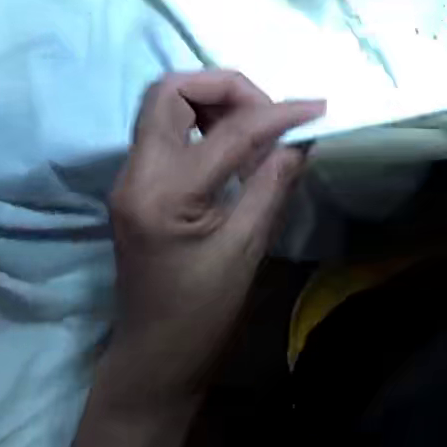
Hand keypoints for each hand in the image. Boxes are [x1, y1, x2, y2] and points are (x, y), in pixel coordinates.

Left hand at [102, 70, 320, 407]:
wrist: (153, 359)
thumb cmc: (202, 312)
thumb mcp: (248, 246)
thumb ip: (274, 180)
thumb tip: (302, 136)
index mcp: (165, 194)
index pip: (228, 130)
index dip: (277, 113)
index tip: (316, 108)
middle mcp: (137, 173)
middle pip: (171, 90)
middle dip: (228, 87)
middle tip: (268, 113)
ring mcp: (131, 175)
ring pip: (166, 101)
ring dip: (215, 99)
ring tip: (256, 125)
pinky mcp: (138, 180)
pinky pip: (169, 125)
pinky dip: (205, 119)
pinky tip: (235, 144)